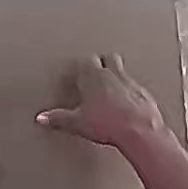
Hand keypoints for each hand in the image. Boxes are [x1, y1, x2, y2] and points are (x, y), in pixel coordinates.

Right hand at [37, 54, 169, 151]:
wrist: (140, 131)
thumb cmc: (110, 123)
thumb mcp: (77, 123)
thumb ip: (58, 118)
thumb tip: (44, 118)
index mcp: (94, 75)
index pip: (82, 62)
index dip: (76, 68)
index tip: (71, 76)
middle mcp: (113, 74)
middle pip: (105, 57)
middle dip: (98, 62)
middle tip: (91, 72)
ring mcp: (130, 82)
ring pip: (121, 69)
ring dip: (114, 74)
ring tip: (109, 86)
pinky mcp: (144, 94)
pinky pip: (134, 86)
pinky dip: (128, 91)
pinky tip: (125, 102)